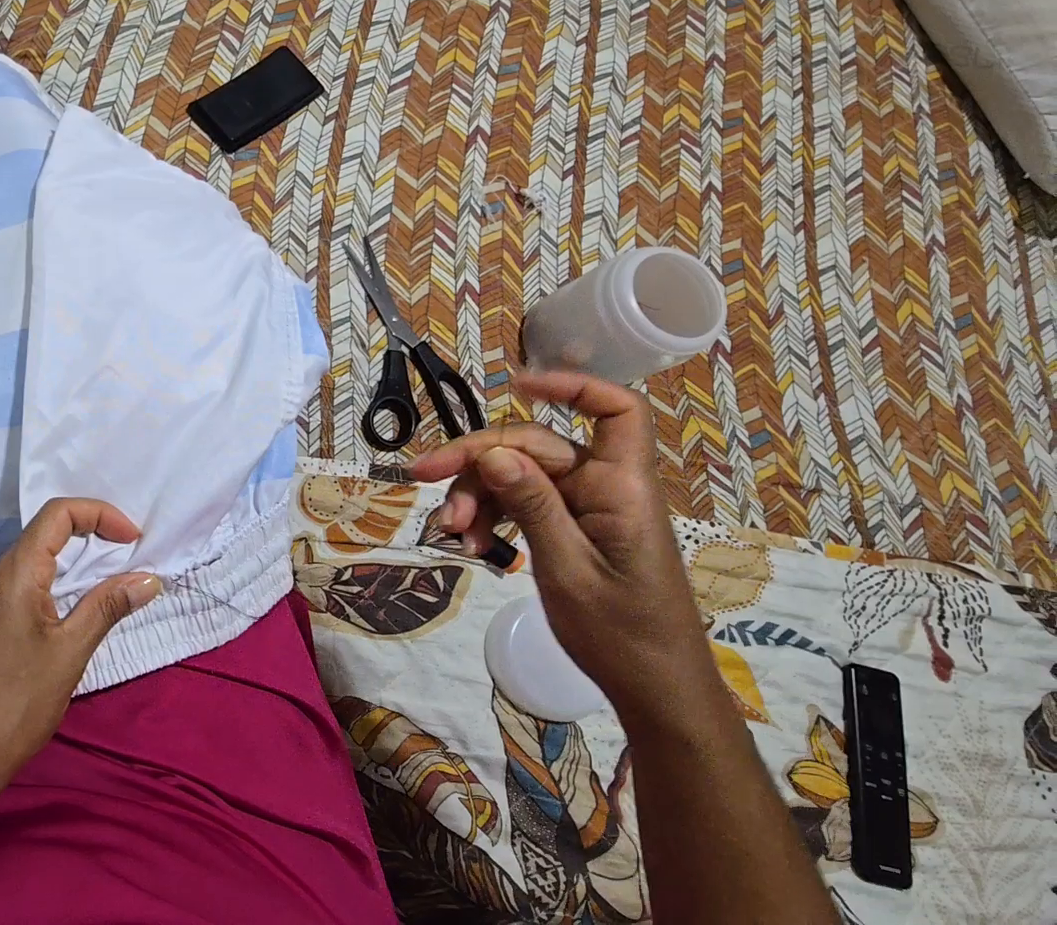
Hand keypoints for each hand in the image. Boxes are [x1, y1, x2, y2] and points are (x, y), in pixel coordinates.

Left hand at [0, 498, 160, 842]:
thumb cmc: (15, 705)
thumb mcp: (69, 653)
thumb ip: (108, 606)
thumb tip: (149, 578)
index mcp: (13, 572)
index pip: (58, 513)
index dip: (101, 514)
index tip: (133, 538)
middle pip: (44, 534)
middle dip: (91, 538)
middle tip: (129, 559)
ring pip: (31, 562)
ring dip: (71, 565)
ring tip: (107, 586)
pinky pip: (17, 585)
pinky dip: (50, 585)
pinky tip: (69, 612)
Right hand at [407, 370, 718, 725]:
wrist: (653, 691)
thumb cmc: (622, 634)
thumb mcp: (568, 569)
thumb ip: (534, 506)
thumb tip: (495, 451)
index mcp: (620, 488)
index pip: (615, 412)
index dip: (573, 387)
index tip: (515, 386)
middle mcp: (603, 487)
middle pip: (534, 446)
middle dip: (477, 461)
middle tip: (423, 479)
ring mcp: (585, 508)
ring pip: (518, 475)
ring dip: (477, 496)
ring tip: (451, 533)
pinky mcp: (570, 529)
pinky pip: (521, 504)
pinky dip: (491, 517)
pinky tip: (469, 544)